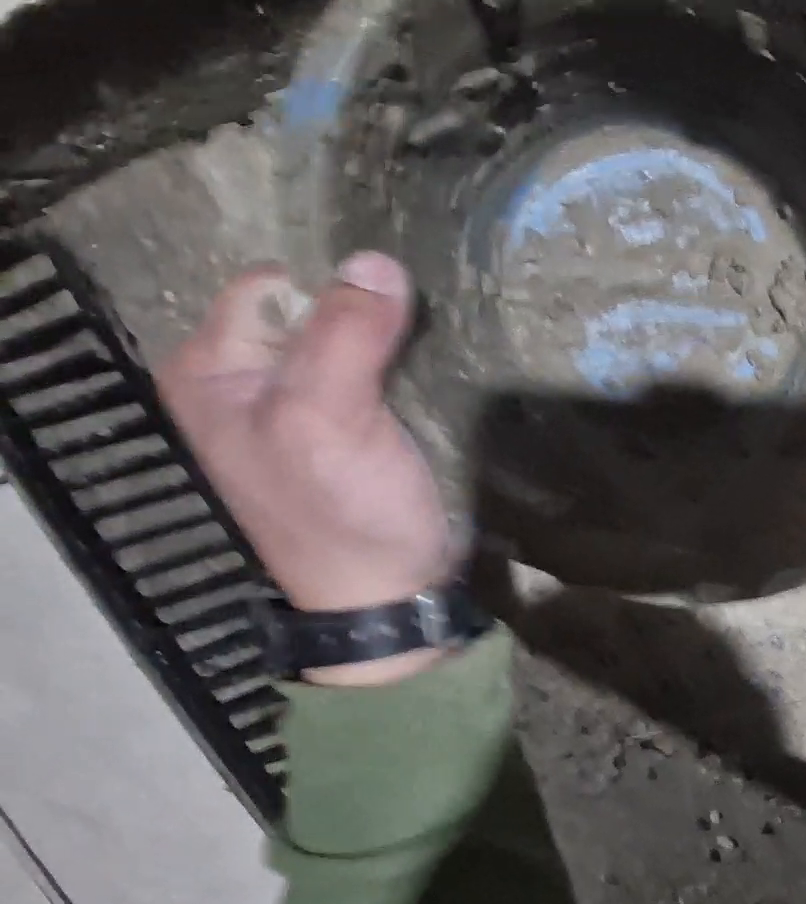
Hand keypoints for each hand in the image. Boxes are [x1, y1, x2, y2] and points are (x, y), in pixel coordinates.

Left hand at [157, 253, 452, 684]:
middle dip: (374, 309)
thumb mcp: (329, 418)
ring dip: (402, 341)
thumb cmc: (344, 513)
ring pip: (359, 347)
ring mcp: (310, 412)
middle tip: (431, 315)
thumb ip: (344, 337)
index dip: (335, 282)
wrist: (390, 598)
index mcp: (215, 373)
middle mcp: (254, 385)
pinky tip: (446, 371)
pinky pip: (385, 381)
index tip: (399, 294)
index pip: (273, 287)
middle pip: (318, 313)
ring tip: (447, 337)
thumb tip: (377, 259)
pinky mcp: (360, 435)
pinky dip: (415, 371)